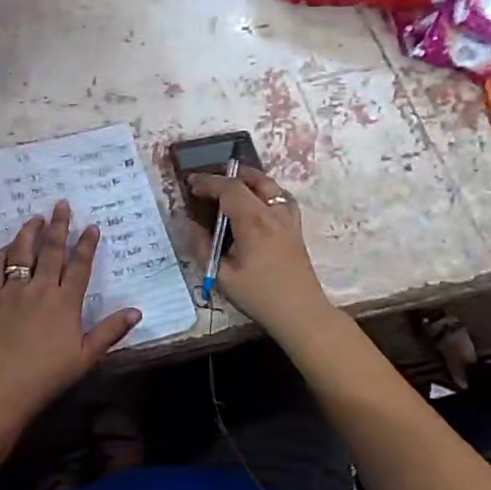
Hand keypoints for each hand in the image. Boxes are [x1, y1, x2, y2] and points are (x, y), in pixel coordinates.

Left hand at [0, 201, 139, 426]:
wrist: (1, 386)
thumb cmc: (48, 374)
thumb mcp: (86, 356)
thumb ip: (110, 331)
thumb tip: (137, 311)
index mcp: (65, 301)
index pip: (79, 265)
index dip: (87, 244)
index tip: (91, 226)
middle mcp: (40, 288)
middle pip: (51, 250)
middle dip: (59, 226)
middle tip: (62, 204)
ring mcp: (14, 291)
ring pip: (22, 253)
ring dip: (30, 232)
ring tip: (36, 217)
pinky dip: (3, 254)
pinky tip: (7, 247)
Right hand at [187, 168, 331, 330]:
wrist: (301, 313)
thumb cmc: (259, 296)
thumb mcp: (223, 276)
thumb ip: (203, 247)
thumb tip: (190, 225)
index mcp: (253, 221)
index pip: (229, 188)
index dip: (208, 181)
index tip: (191, 183)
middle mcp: (273, 213)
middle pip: (251, 180)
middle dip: (227, 176)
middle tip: (209, 183)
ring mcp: (288, 219)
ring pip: (270, 185)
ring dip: (249, 180)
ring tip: (232, 186)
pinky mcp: (296, 229)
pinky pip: (282, 198)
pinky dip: (267, 191)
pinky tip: (258, 203)